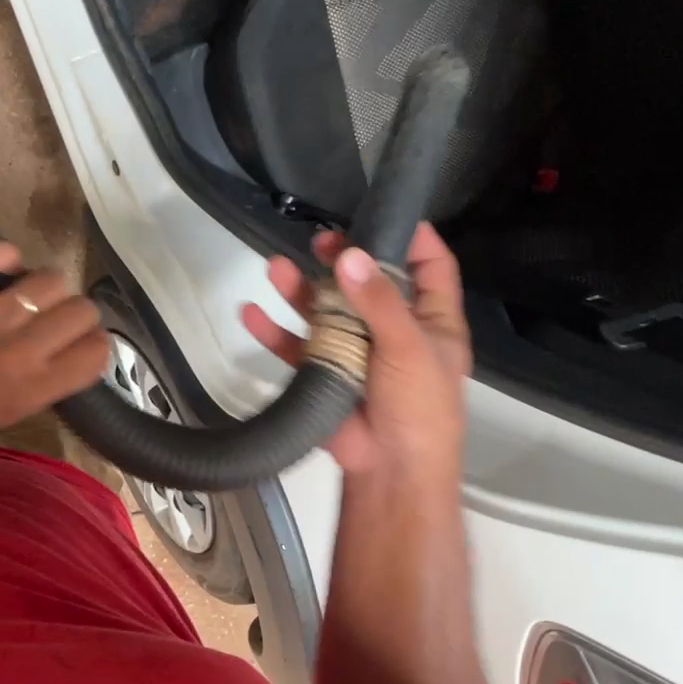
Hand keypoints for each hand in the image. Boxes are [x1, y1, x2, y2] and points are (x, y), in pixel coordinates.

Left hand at [0, 240, 109, 440]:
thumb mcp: (20, 409)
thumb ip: (56, 378)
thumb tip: (82, 343)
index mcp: (39, 384)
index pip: (98, 349)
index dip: (93, 341)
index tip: (77, 341)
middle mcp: (22, 348)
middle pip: (82, 309)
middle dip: (74, 313)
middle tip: (52, 318)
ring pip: (50, 279)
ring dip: (45, 286)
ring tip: (27, 296)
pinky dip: (3, 254)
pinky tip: (4, 266)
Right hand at [240, 223, 469, 484]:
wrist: (389, 468)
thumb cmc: (419, 406)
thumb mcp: (409, 348)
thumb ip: (378, 302)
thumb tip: (349, 255)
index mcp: (430, 322)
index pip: (431, 268)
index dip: (415, 240)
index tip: (388, 215)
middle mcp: (391, 330)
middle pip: (366, 284)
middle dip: (343, 260)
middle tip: (320, 240)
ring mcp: (354, 350)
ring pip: (323, 310)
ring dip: (298, 290)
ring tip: (274, 268)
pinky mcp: (322, 371)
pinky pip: (293, 345)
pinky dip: (271, 330)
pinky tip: (251, 314)